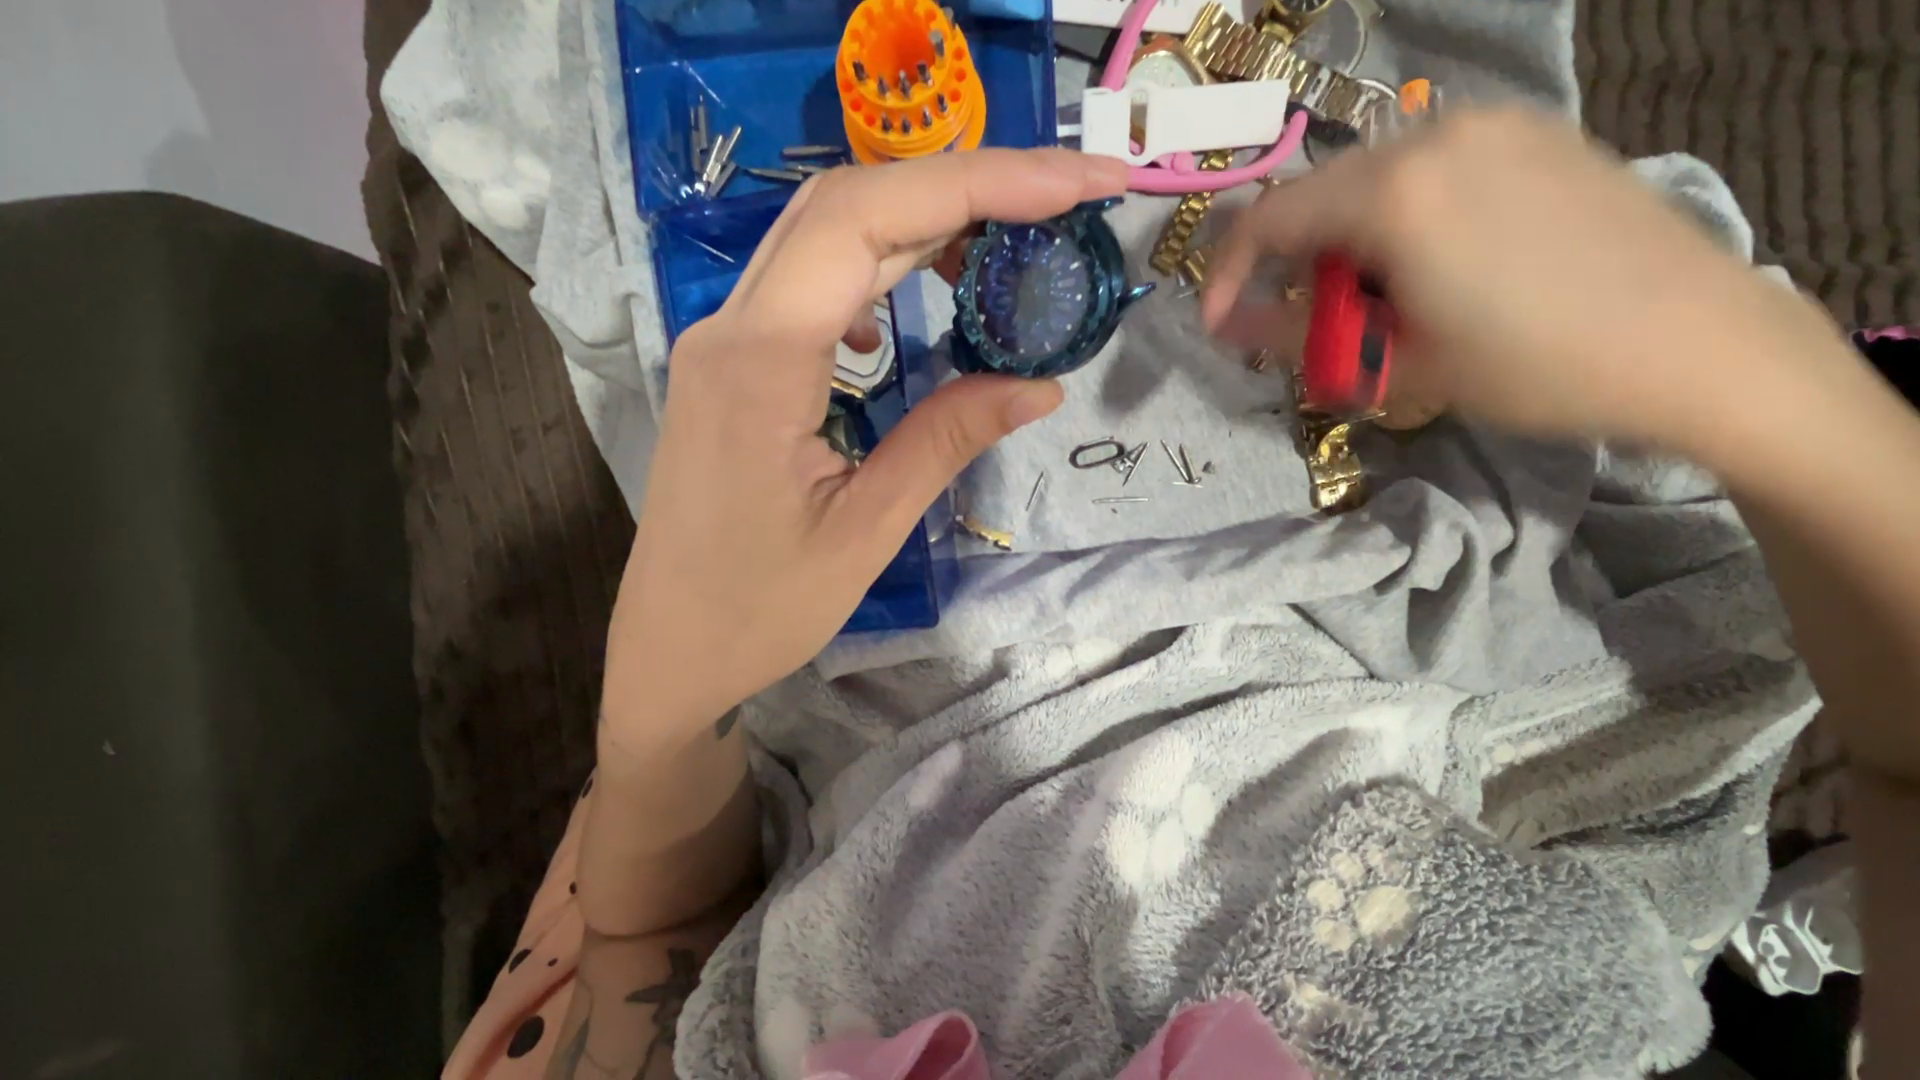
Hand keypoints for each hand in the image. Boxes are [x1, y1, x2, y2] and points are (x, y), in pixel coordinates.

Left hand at [601, 148, 1129, 752]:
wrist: (670, 649)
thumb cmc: (758, 608)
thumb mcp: (866, 531)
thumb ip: (947, 440)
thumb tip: (1040, 384)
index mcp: (761, 362)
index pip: (870, 222)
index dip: (981, 183)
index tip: (1078, 183)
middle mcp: (733, 325)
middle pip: (851, 203)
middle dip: (969, 182)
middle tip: (1070, 195)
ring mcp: (726, 336)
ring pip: (828, 230)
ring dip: (927, 215)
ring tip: (1017, 235)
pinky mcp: (735, 358)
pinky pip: (810, 276)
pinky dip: (882, 262)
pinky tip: (926, 296)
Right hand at [1202, 107, 1848, 456]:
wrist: (1700, 344)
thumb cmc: (1537, 369)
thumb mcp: (1400, 363)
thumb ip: (1296, 337)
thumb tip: (1227, 325)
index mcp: (1394, 194)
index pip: (1268, 218)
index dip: (1228, 273)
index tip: (1218, 322)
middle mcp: (1434, 137)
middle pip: (1319, 193)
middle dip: (1296, 261)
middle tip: (1315, 322)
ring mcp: (1492, 127)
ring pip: (1374, 177)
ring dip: (1350, 238)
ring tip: (1382, 298)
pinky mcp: (1537, 134)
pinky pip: (1433, 164)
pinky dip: (1405, 212)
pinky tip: (1438, 262)